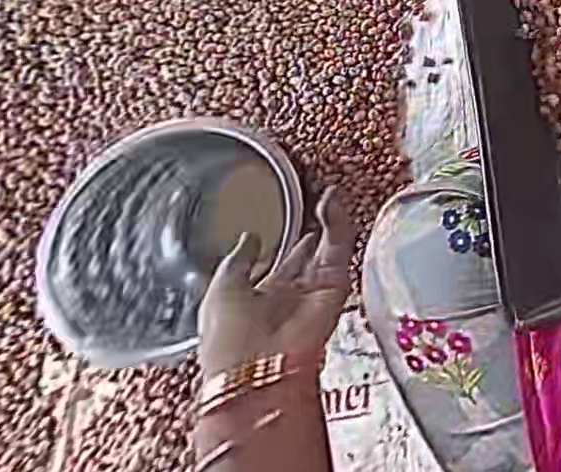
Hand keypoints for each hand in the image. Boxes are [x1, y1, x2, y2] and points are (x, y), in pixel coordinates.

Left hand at [197, 187, 356, 376]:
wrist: (257, 366)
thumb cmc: (229, 338)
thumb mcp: (220, 293)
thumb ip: (237, 261)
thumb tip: (248, 236)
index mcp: (265, 295)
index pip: (284, 260)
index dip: (291, 238)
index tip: (296, 215)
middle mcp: (295, 290)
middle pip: (312, 251)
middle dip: (317, 227)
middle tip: (322, 200)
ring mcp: (318, 286)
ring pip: (330, 245)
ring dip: (331, 219)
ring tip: (330, 194)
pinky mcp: (337, 282)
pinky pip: (340, 247)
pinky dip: (339, 224)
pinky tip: (332, 204)